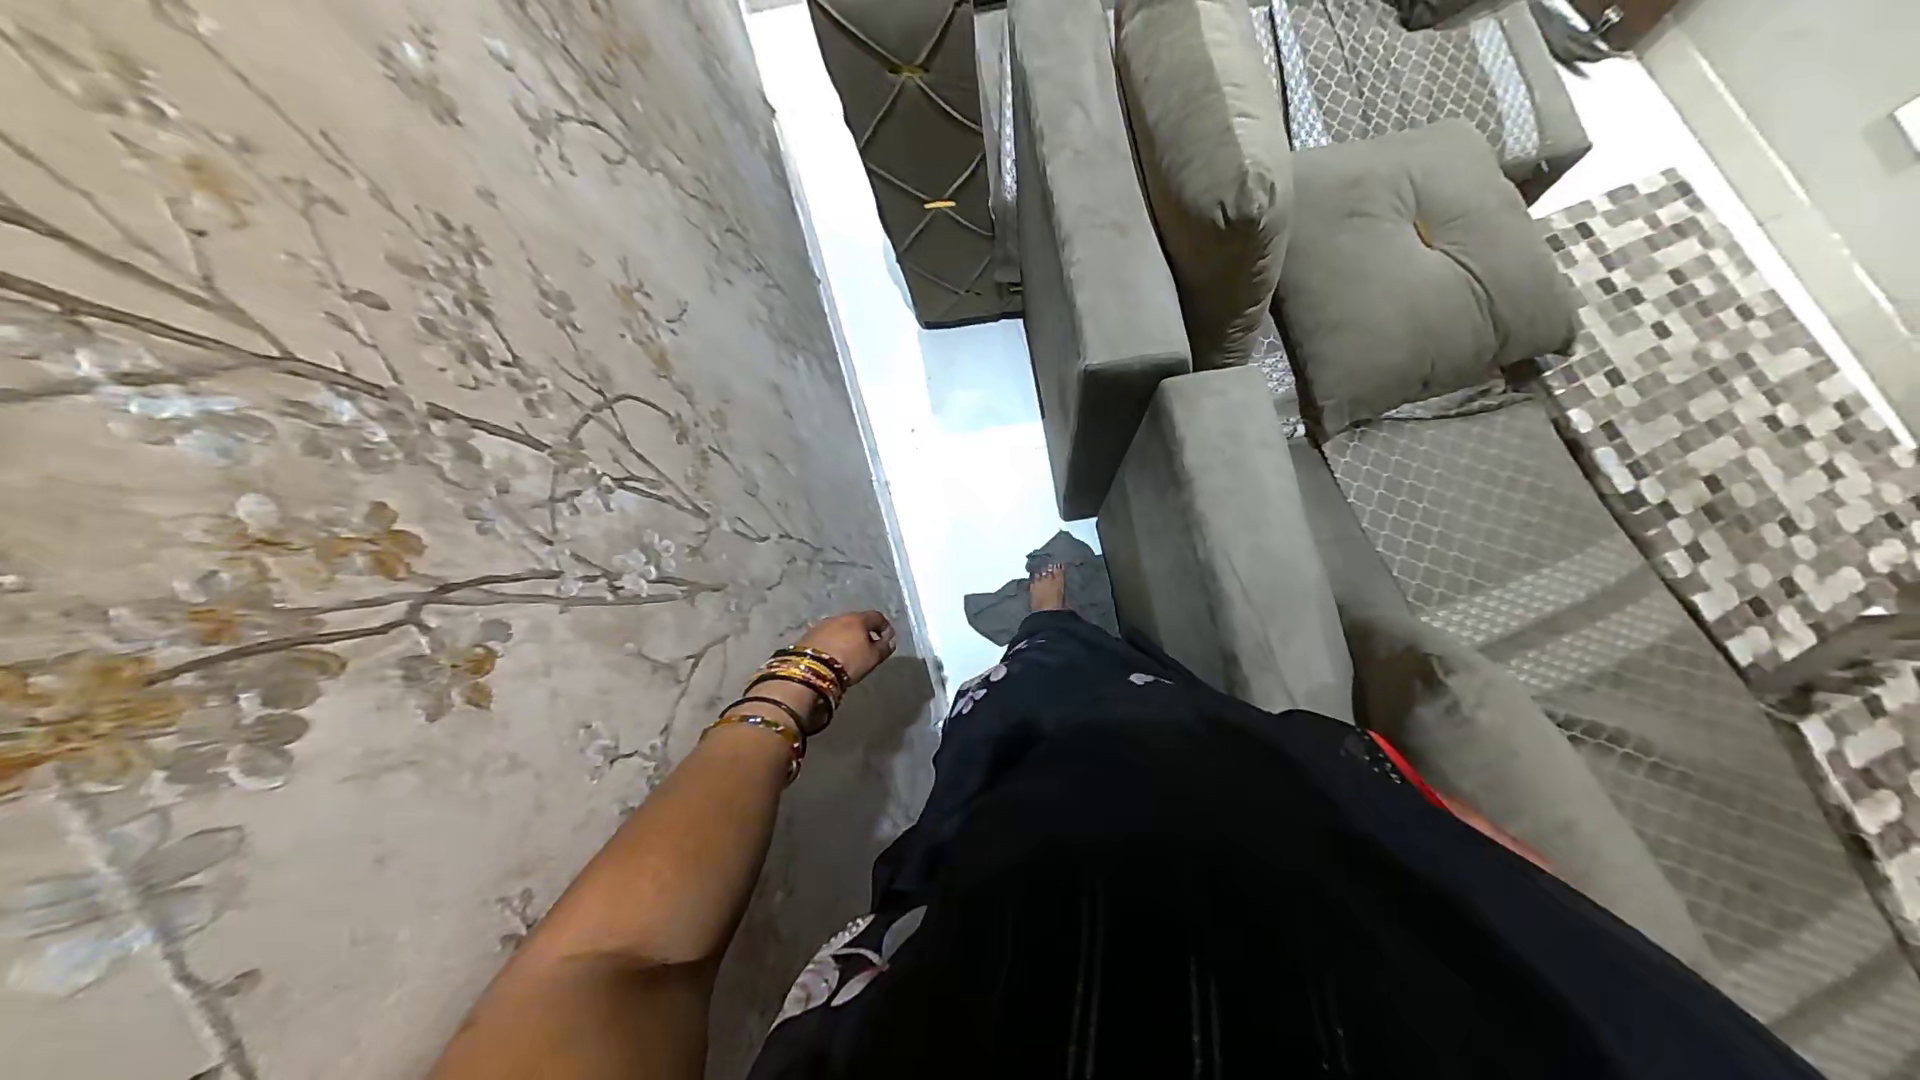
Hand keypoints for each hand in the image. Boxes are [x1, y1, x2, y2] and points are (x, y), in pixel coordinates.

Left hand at [794, 610, 895, 686]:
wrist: (811, 669)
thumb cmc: (848, 661)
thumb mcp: (872, 658)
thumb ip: (884, 648)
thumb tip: (890, 641)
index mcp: (858, 619)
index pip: (877, 617)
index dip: (885, 627)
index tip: (888, 640)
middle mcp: (839, 617)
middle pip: (857, 621)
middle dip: (865, 632)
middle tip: (868, 648)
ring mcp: (822, 625)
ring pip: (840, 628)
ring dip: (847, 637)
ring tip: (850, 653)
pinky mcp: (808, 635)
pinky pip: (827, 636)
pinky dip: (833, 643)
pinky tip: (833, 655)